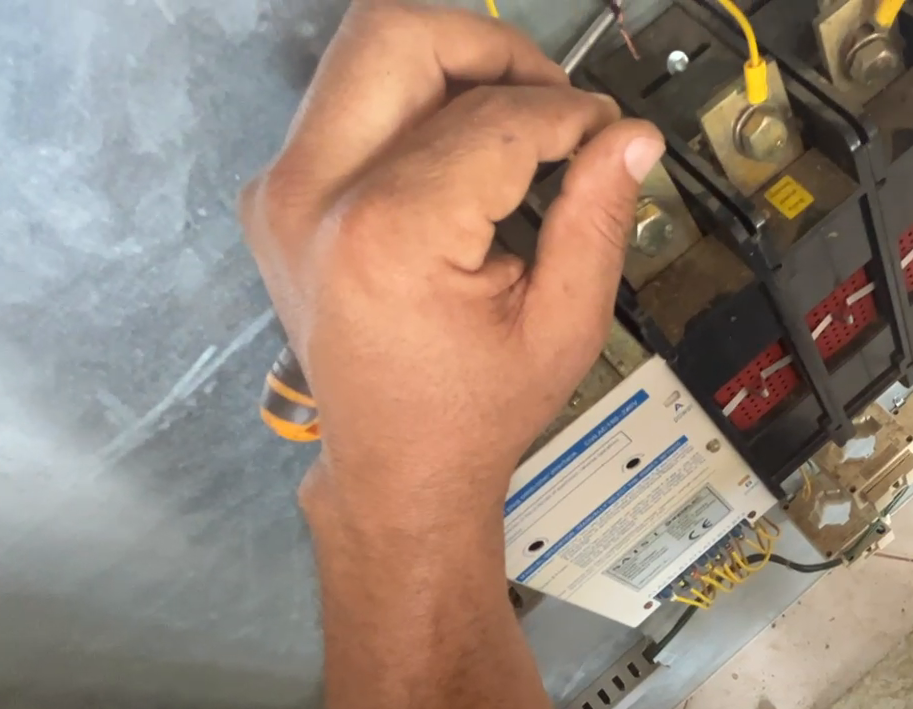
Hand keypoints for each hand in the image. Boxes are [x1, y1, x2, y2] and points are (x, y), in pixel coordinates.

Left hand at [240, 0, 663, 521]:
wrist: (400, 462)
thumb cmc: (487, 410)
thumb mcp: (566, 326)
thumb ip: (598, 223)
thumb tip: (633, 139)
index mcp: (395, 235)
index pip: (493, 121)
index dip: (568, 112)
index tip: (612, 130)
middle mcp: (315, 191)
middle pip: (397, 38)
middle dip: (495, 48)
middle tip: (558, 100)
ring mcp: (281, 186)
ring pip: (364, 55)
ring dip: (455, 67)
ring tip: (523, 121)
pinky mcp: (278, 191)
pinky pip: (349, 104)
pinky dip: (419, 106)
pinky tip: (472, 158)